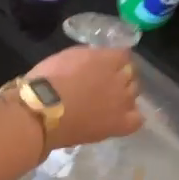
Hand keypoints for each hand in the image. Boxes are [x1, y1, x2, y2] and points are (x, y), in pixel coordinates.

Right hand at [25, 46, 142, 148]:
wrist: (41, 113)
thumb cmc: (47, 81)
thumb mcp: (67, 56)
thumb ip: (89, 56)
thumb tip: (97, 59)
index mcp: (107, 59)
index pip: (124, 54)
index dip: (115, 58)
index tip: (106, 62)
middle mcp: (120, 79)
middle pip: (131, 73)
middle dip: (121, 74)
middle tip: (104, 81)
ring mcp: (122, 102)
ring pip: (134, 93)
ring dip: (124, 93)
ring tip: (109, 100)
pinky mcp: (120, 125)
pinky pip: (137, 119)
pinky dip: (132, 116)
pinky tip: (121, 116)